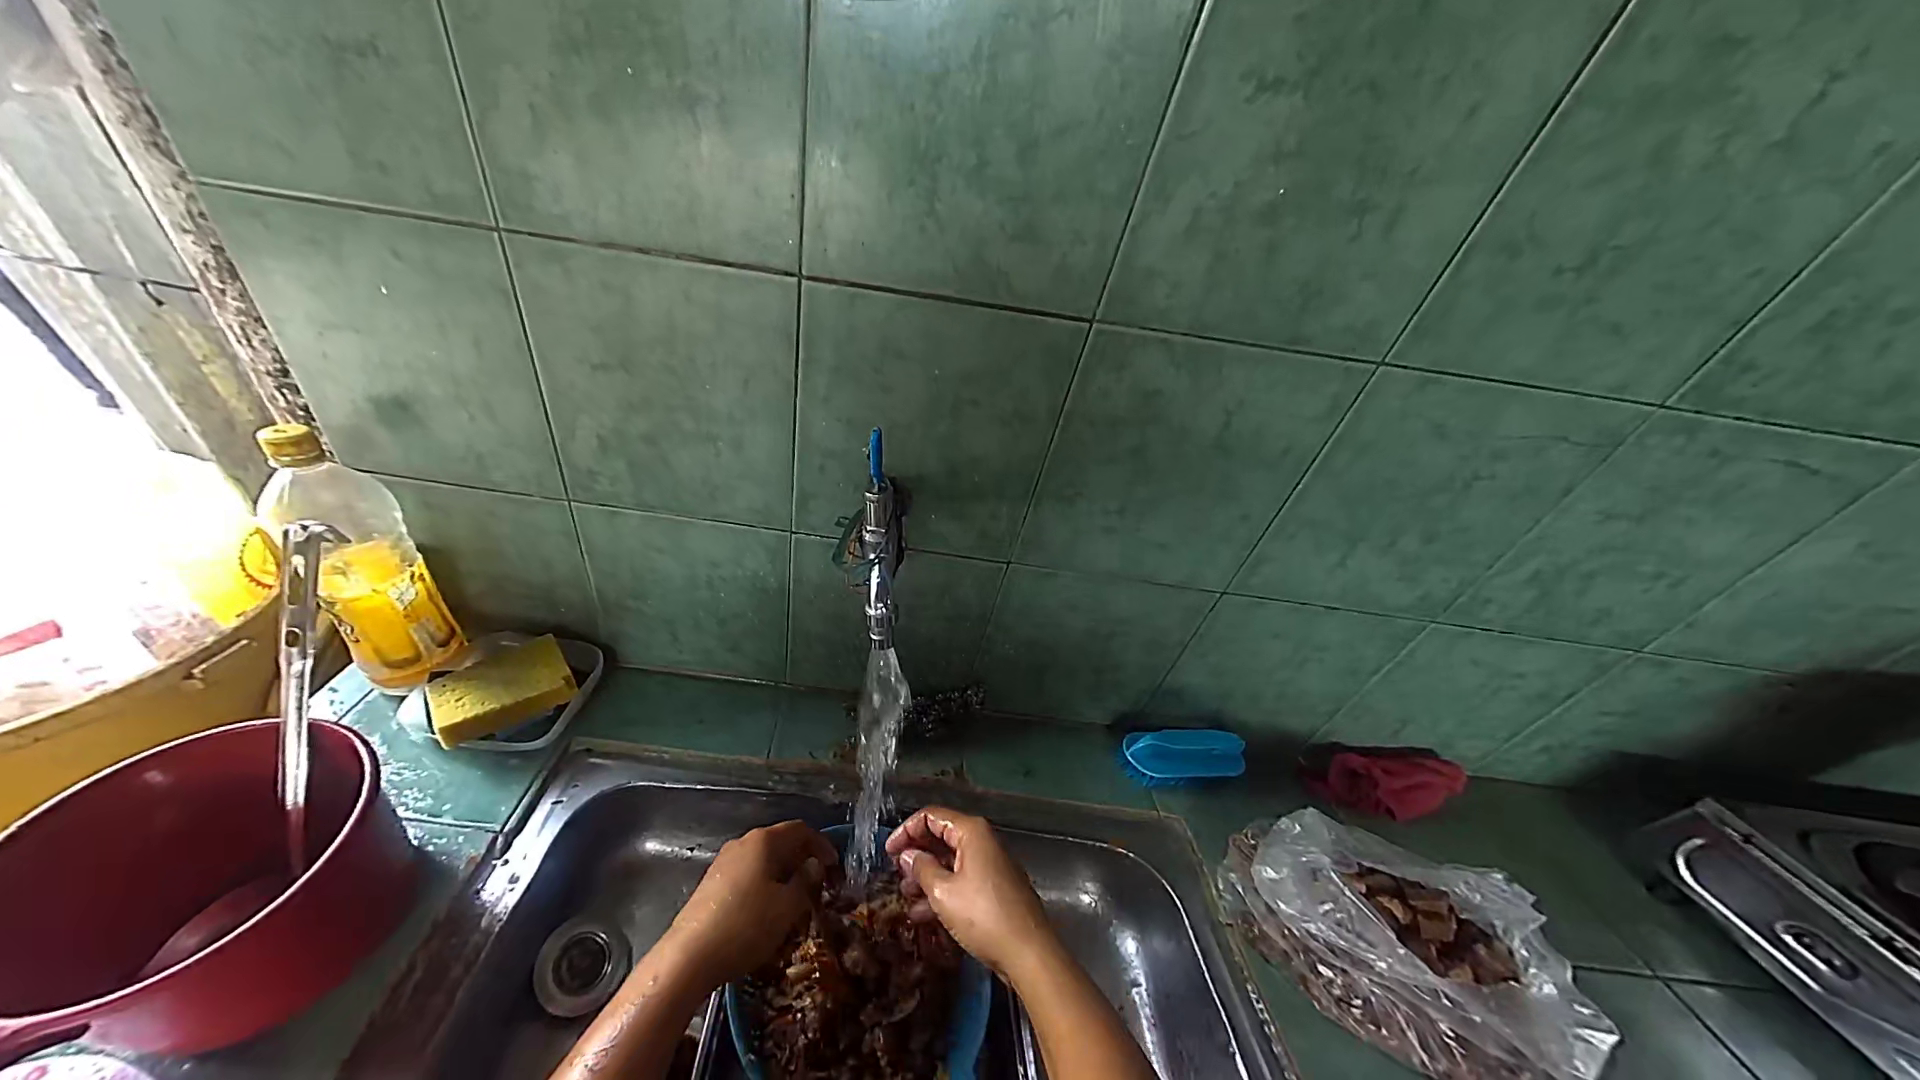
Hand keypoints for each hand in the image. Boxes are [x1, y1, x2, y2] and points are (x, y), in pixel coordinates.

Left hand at [659, 820, 836, 990]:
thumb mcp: (788, 907)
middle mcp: (742, 844)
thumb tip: (814, 866)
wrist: (688, 959)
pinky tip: (767, 910)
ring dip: (783, 873)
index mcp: (764, 841)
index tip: (835, 866)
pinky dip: (764, 884)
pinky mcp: (711, 884)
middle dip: (802, 859)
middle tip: (818, 883)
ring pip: (763, 860)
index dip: (822, 845)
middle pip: (780, 842)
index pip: (801, 830)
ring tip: (796, 899)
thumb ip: (806, 881)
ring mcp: (723, 863)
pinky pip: (747, 874)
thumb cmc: (746, 926)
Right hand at [886, 807, 1058, 979]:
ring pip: (951, 861)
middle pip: (942, 837)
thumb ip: (921, 869)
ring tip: (906, 897)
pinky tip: (923, 914)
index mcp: (972, 832)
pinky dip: (943, 891)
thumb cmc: (983, 916)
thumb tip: (908, 855)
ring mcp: (991, 865)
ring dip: (927, 876)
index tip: (888, 852)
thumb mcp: (943, 892)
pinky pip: (962, 880)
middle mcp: (983, 842)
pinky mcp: (995, 888)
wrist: (1028, 952)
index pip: (931, 816)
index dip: (906, 830)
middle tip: (897, 874)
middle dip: (916, 855)